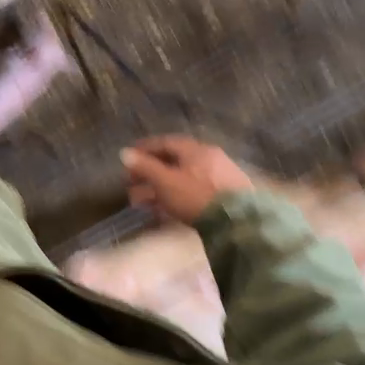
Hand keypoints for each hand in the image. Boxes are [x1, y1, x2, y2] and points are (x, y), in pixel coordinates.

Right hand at [120, 135, 253, 225]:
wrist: (239, 221)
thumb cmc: (195, 196)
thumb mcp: (164, 181)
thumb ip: (144, 166)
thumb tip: (125, 153)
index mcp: (195, 150)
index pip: (165, 142)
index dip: (144, 148)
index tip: (128, 156)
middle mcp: (210, 158)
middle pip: (174, 160)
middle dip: (150, 171)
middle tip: (133, 181)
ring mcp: (220, 176)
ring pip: (183, 176)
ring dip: (160, 186)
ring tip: (143, 200)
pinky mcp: (226, 194)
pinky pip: (194, 188)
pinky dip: (176, 194)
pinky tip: (166, 206)